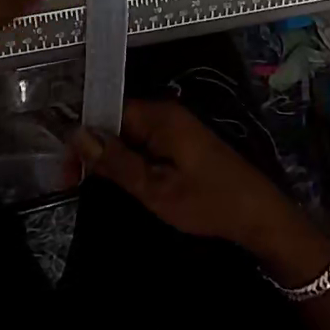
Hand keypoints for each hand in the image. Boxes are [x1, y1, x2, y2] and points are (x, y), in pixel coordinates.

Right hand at [73, 99, 308, 254]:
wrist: (262, 218)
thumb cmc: (209, 202)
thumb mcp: (156, 189)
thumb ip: (116, 161)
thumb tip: (77, 134)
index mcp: (158, 114)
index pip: (105, 111)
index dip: (83, 137)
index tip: (67, 168)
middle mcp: (163, 111)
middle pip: (114, 121)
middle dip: (94, 148)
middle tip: (74, 182)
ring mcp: (173, 125)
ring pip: (127, 134)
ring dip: (110, 156)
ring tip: (91, 183)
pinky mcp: (180, 140)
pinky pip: (143, 142)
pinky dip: (128, 159)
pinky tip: (121, 179)